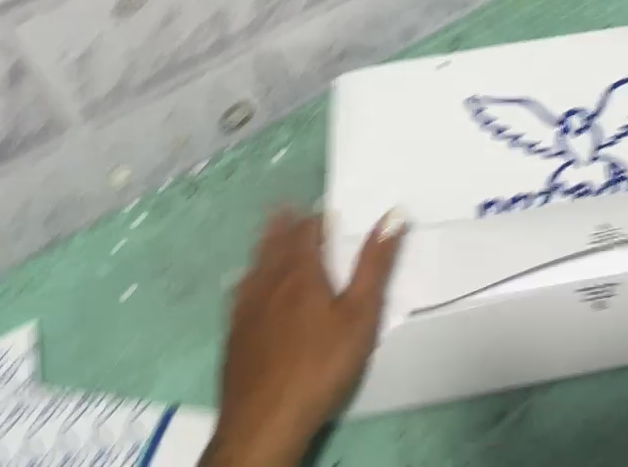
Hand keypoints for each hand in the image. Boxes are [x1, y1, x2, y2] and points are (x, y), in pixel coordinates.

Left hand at [203, 209, 406, 466]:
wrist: (264, 421)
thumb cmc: (321, 364)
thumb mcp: (361, 313)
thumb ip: (376, 263)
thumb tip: (394, 214)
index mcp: (302, 271)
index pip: (307, 231)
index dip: (317, 219)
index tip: (327, 212)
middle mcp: (269, 280)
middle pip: (275, 241)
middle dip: (285, 223)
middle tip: (289, 207)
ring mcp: (246, 307)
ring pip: (255, 263)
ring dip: (265, 243)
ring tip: (270, 232)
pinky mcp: (233, 334)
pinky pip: (239, 291)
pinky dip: (248, 275)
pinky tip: (247, 284)